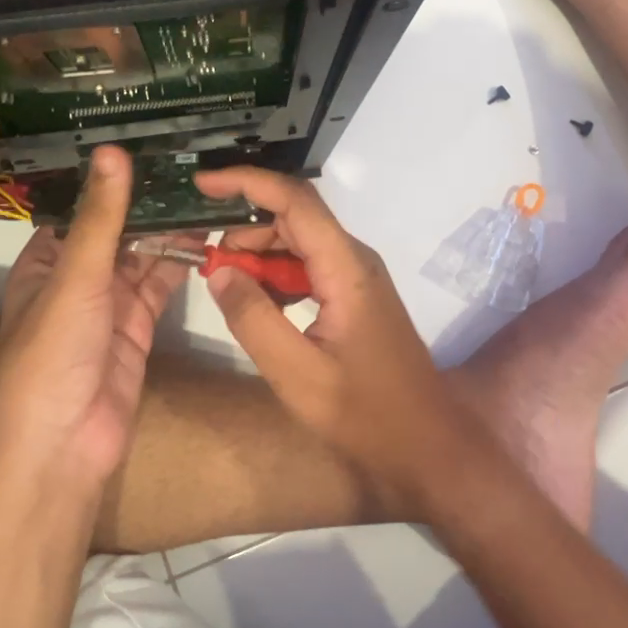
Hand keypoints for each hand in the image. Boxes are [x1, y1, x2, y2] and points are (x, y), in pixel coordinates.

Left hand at [0, 146, 192, 487]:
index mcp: (45, 261)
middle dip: (151, 202)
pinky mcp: (139, 326)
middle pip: (117, 229)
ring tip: (210, 192)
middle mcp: (76, 277)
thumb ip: (101, 217)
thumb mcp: (75, 277)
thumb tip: (112, 151)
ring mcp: (109, 303)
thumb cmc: (52, 355)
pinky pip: (162, 284)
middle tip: (196, 164)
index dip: (112, 178)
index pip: (81, 207)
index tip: (154, 145)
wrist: (63, 446)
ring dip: (171, 230)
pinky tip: (210, 236)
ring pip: (144, 255)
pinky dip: (182, 263)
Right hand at [194, 167, 466, 501]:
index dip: (246, 182)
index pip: (294, 200)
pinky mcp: (355, 296)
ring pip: (299, 242)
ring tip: (223, 283)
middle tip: (205, 260)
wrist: (426, 444)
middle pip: (293, 217)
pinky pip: (309, 267)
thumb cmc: (365, 414)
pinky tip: (257, 304)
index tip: (201, 184)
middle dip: (244, 228)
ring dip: (258, 254)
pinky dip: (276, 275)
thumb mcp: (297, 373)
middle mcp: (354, 259)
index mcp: (345, 268)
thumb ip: (253, 319)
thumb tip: (218, 270)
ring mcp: (357, 277)